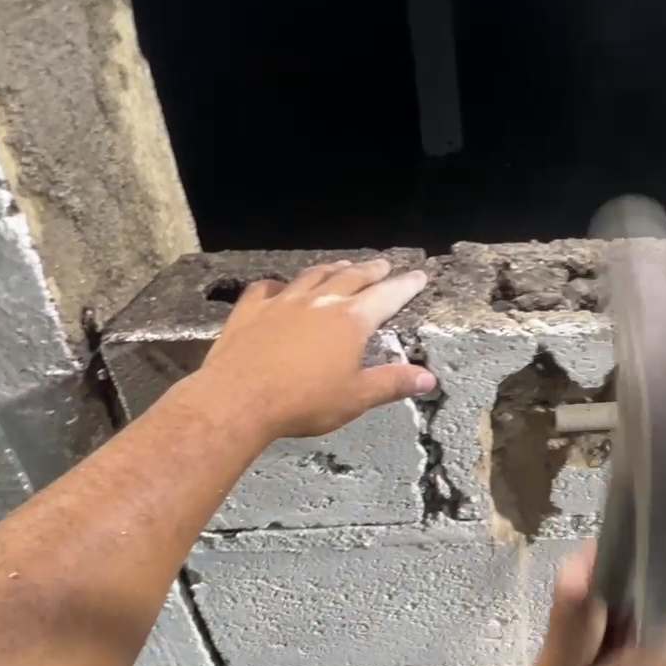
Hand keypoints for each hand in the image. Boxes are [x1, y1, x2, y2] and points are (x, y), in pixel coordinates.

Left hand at [188, 259, 434, 440]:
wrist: (238, 399)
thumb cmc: (303, 401)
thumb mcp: (356, 397)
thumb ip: (392, 383)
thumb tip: (428, 377)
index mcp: (351, 321)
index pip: (387, 296)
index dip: (406, 285)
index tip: (418, 275)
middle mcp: (320, 303)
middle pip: (352, 277)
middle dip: (372, 270)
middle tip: (383, 264)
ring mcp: (283, 302)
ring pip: (313, 276)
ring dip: (332, 269)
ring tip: (343, 265)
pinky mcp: (251, 310)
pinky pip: (268, 288)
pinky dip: (280, 284)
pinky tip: (280, 287)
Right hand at [521, 543, 665, 665]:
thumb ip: (569, 626)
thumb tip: (580, 560)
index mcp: (656, 634)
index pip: (627, 561)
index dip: (589, 573)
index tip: (566, 614)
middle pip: (624, 575)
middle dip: (589, 601)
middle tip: (567, 655)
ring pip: (625, 594)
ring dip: (596, 618)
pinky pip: (632, 613)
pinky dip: (607, 632)